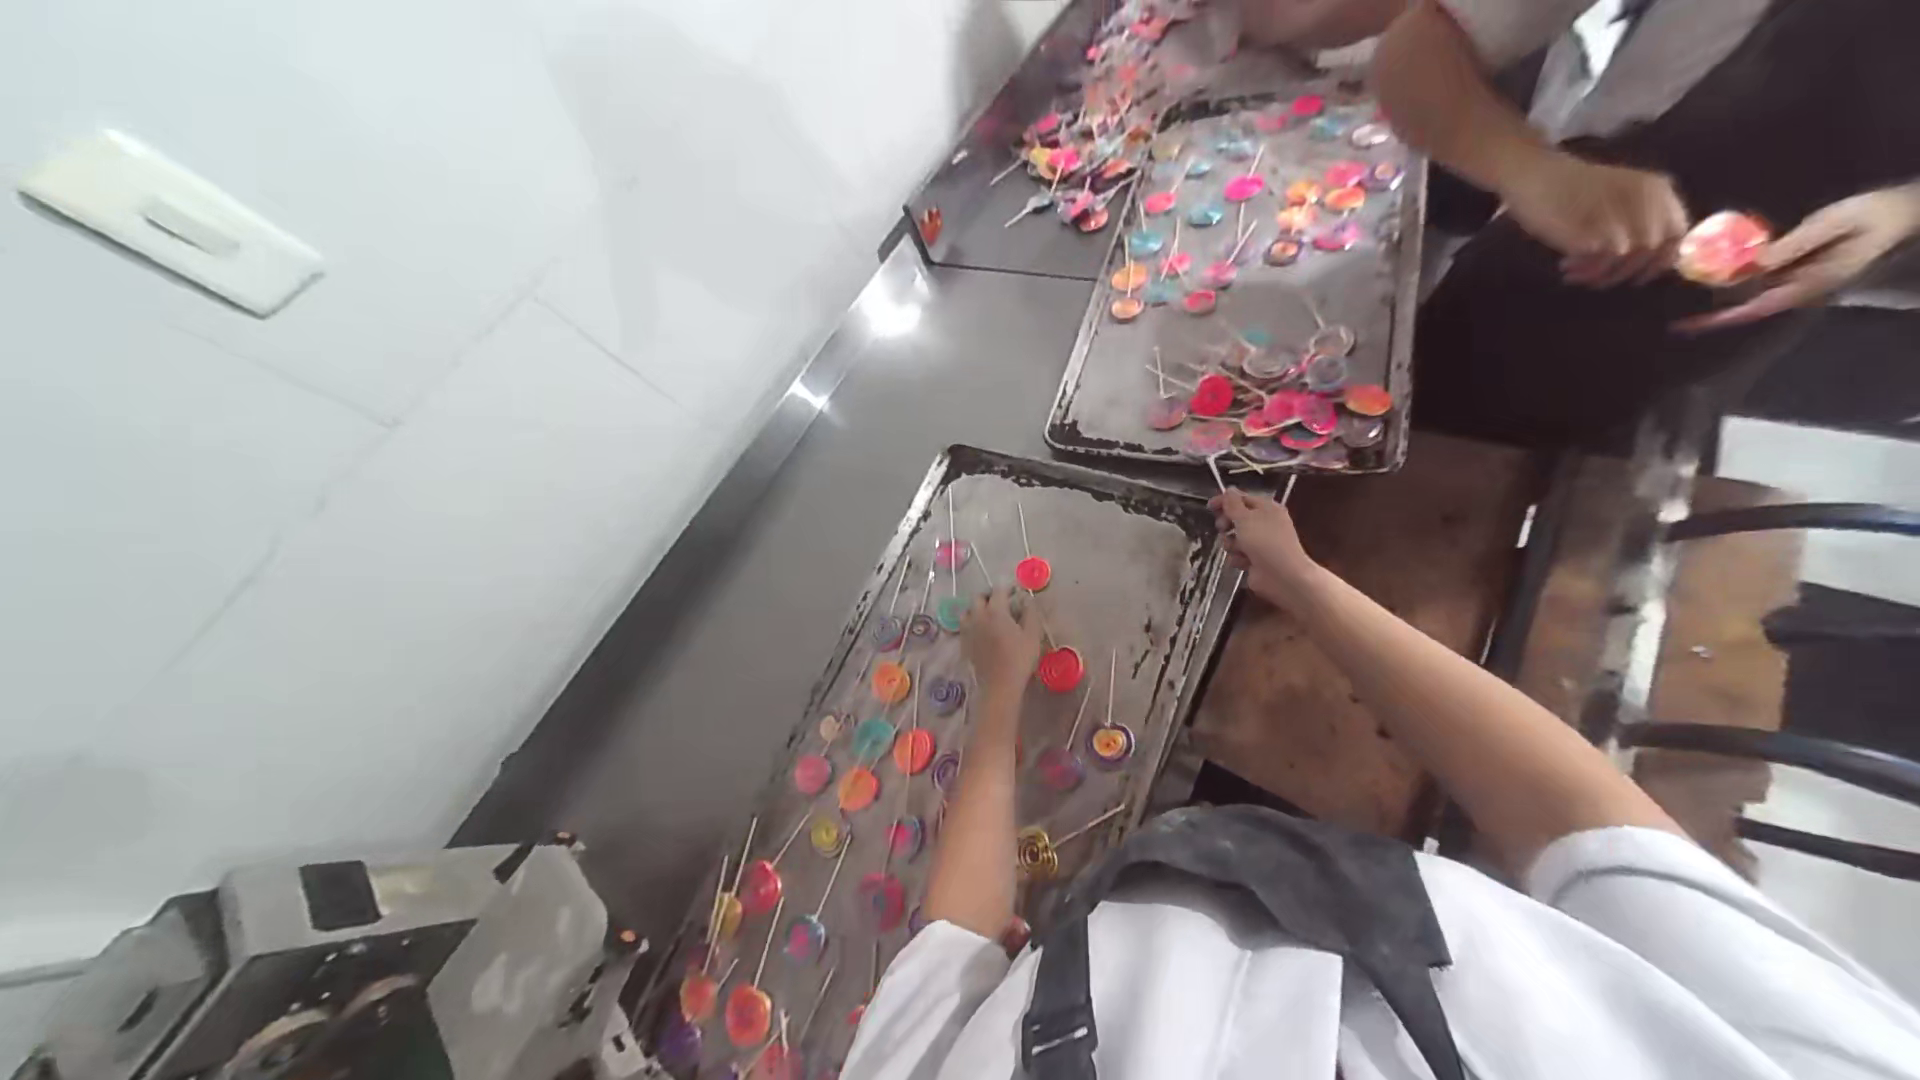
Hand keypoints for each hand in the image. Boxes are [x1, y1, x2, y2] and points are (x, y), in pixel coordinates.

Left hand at [961, 587, 1042, 695]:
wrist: (1000, 684)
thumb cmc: (1019, 658)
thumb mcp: (1032, 634)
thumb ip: (1030, 613)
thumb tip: (1027, 600)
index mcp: (995, 611)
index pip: (998, 590)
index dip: (1007, 587)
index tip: (1014, 591)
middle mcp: (978, 616)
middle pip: (978, 597)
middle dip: (989, 595)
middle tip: (1001, 602)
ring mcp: (968, 629)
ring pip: (968, 610)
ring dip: (977, 608)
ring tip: (989, 615)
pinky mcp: (964, 642)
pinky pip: (965, 625)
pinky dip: (972, 622)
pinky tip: (982, 630)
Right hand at [1209, 489, 1318, 604]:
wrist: (1282, 575)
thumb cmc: (1264, 541)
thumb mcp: (1245, 518)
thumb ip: (1233, 504)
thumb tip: (1229, 489)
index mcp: (1266, 508)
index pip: (1241, 499)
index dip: (1225, 501)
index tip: (1209, 506)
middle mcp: (1264, 523)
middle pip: (1236, 518)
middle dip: (1227, 524)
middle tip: (1223, 528)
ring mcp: (1260, 542)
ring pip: (1234, 538)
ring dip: (1231, 544)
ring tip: (1238, 549)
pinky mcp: (1255, 559)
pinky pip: (1238, 554)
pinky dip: (1238, 558)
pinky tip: (1244, 562)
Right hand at [1499, 150, 1690, 287]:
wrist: (1535, 176)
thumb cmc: (1567, 189)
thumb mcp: (1612, 197)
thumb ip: (1635, 216)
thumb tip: (1648, 253)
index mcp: (1656, 189)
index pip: (1678, 231)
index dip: (1662, 259)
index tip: (1638, 277)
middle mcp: (1645, 198)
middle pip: (1654, 247)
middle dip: (1627, 272)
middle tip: (1598, 281)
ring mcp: (1617, 212)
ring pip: (1630, 255)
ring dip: (1603, 273)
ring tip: (1576, 276)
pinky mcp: (1590, 226)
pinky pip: (1601, 257)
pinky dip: (1585, 269)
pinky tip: (1565, 267)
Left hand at [1675, 185, 1919, 332]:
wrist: (1906, 209)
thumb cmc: (1873, 214)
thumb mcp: (1832, 224)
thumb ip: (1790, 247)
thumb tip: (1747, 266)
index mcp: (1807, 285)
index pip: (1752, 309)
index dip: (1716, 320)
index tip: (1682, 326)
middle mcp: (1796, 290)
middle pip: (1742, 304)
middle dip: (1707, 308)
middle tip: (1668, 306)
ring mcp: (1794, 282)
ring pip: (1745, 293)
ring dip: (1714, 291)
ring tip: (1679, 284)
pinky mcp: (1793, 272)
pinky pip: (1756, 280)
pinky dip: (1731, 277)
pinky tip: (1706, 270)